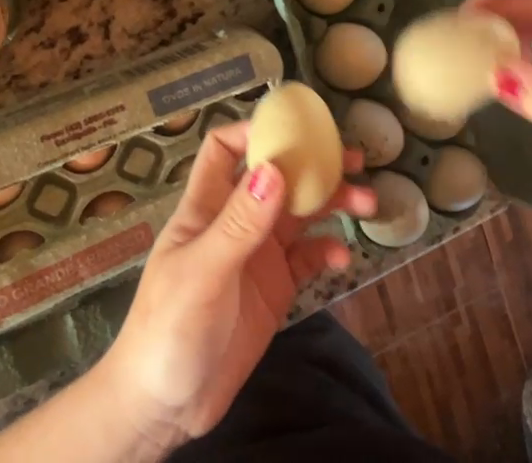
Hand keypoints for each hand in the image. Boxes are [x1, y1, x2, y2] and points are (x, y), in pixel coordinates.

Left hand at [94, 121, 376, 450]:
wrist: (164, 404)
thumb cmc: (168, 328)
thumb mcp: (201, 273)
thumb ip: (239, 224)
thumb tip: (274, 169)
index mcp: (206, 207)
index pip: (225, 149)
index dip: (255, 131)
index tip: (299, 128)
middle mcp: (234, 222)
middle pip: (276, 176)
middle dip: (312, 165)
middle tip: (355, 161)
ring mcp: (256, 256)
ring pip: (299, 214)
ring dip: (331, 204)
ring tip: (367, 203)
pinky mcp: (275, 290)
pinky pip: (308, 258)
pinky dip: (328, 251)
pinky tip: (343, 258)